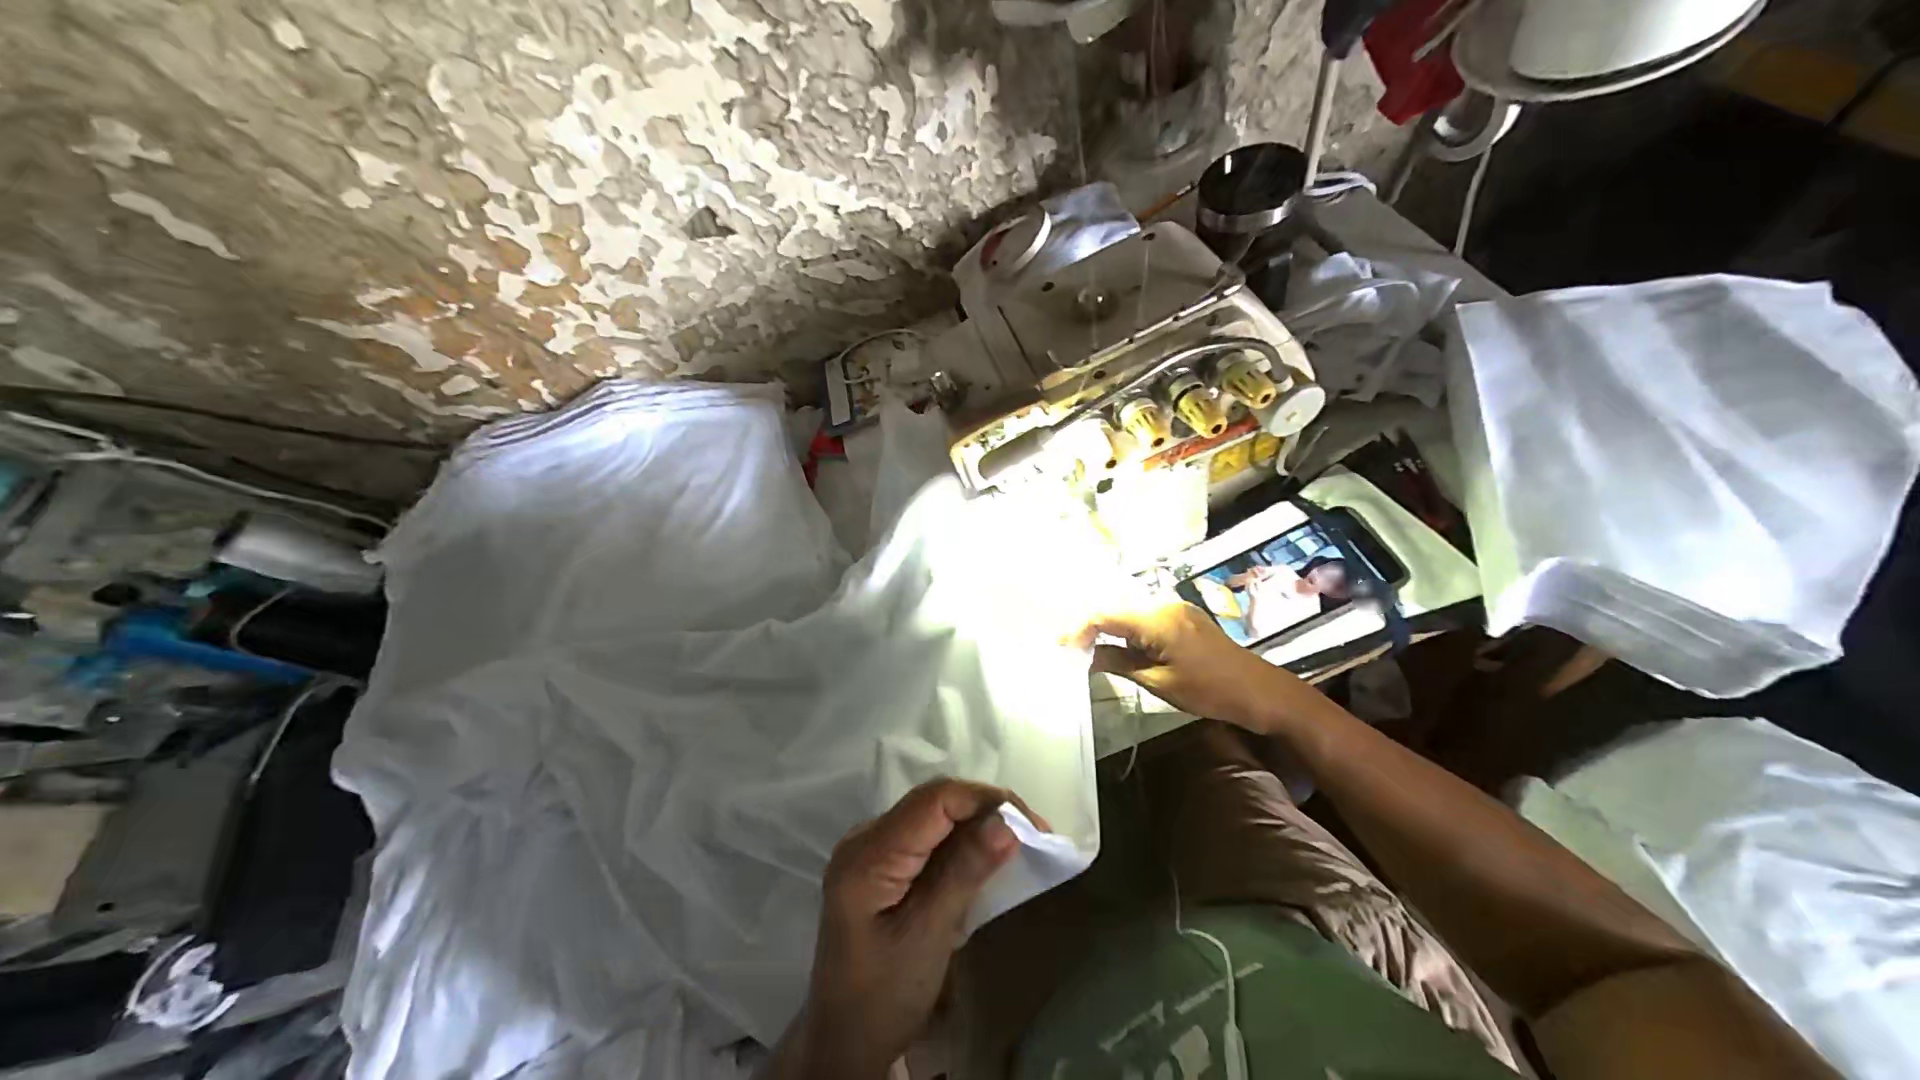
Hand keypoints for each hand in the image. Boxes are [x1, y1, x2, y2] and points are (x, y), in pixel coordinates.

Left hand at [772, 779, 1033, 1079]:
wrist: (844, 1037)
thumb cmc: (884, 995)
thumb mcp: (928, 936)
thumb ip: (964, 872)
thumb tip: (1007, 822)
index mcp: (868, 854)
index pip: (933, 800)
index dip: (984, 800)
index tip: (1031, 826)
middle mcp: (865, 837)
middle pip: (934, 801)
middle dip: (986, 808)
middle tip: (1035, 834)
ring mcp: (872, 848)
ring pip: (934, 814)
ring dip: (978, 822)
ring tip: (1021, 841)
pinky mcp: (883, 863)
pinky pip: (928, 835)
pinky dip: (962, 839)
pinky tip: (988, 854)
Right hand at [1080, 599, 1297, 732]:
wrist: (1260, 691)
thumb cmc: (1209, 690)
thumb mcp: (1158, 681)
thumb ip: (1117, 662)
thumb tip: (1083, 656)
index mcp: (1157, 618)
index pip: (1104, 615)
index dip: (1078, 630)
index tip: (1060, 648)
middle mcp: (1164, 604)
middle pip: (1115, 609)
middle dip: (1089, 628)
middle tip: (1068, 649)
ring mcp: (1176, 608)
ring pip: (1129, 613)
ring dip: (1107, 629)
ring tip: (1086, 649)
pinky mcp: (1183, 617)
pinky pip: (1145, 617)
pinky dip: (1127, 630)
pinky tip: (1116, 646)